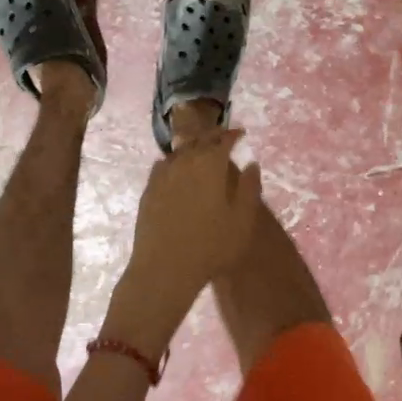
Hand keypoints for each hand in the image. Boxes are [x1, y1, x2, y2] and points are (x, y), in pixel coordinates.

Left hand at [128, 130, 262, 299]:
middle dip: (214, 135)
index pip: (224, 139)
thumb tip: (252, 163)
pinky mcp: (149, 188)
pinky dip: (175, 161)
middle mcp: (186, 160)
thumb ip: (250, 188)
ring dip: (194, 146)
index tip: (241, 133)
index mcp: (211, 164)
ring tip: (202, 150)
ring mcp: (164, 173)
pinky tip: (177, 169)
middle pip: (201, 139)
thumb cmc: (211, 246)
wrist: (165, 267)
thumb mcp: (242, 220)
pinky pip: (164, 164)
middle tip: (223, 137)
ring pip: (181, 150)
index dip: (233, 134)